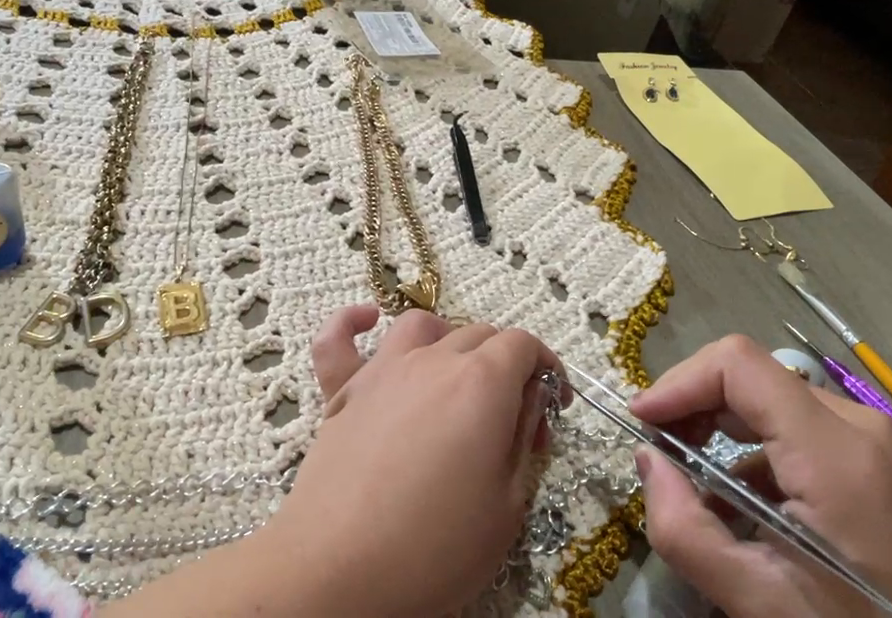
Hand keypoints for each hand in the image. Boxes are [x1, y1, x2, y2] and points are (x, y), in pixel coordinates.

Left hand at [263, 304, 563, 616]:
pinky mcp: (340, 391)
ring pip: (422, 327)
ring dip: (448, 340)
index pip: (523, 344)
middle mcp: (432, 360)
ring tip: (456, 377)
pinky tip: (367, 321)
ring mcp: (380, 370)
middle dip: (506, 366)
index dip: (545, 368)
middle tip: (514, 421)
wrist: (341, 571)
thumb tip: (531, 397)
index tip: (553, 406)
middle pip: (478, 335)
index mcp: (481, 383)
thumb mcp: (508, 503)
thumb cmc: (437, 548)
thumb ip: (524, 437)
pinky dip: (351, 322)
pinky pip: (338, 339)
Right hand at [631, 335, 891, 617]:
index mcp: (834, 453)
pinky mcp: (885, 466)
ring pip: (775, 402)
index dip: (677, 382)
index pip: (737, 363)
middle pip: (753, 376)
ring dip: (722, 429)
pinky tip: (746, 505)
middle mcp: (860, 428)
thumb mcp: (763, 602)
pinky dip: (758, 453)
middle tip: (658, 453)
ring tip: (695, 484)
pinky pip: (804, 432)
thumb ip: (686, 530)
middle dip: (693, 405)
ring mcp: (880, 445)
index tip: (641, 423)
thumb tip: (646, 460)